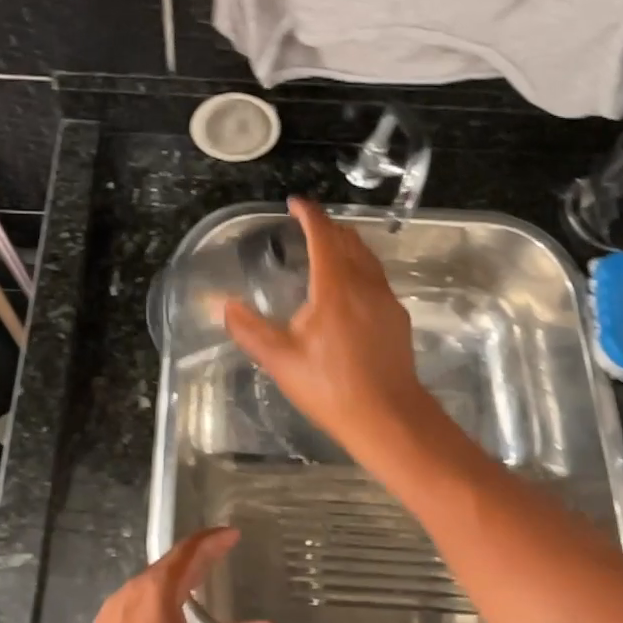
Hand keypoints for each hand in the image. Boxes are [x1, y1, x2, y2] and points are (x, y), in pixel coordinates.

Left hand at [28, 528, 278, 622]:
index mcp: (155, 591)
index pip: (188, 551)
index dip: (213, 539)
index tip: (233, 532)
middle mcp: (131, 591)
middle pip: (169, 565)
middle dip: (197, 558)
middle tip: (223, 554)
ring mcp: (112, 611)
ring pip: (152, 585)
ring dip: (178, 581)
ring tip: (201, 586)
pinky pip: (139, 603)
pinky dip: (161, 601)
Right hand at [223, 198, 428, 458]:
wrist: (390, 418)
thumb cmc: (331, 388)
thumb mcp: (281, 361)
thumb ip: (250, 330)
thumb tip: (225, 305)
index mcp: (335, 286)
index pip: (323, 235)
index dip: (309, 214)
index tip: (294, 203)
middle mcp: (365, 284)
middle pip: (348, 240)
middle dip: (327, 226)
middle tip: (306, 224)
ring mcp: (386, 300)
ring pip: (366, 257)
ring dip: (345, 244)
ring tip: (327, 248)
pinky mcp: (397, 318)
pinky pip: (376, 277)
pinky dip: (359, 266)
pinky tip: (349, 288)